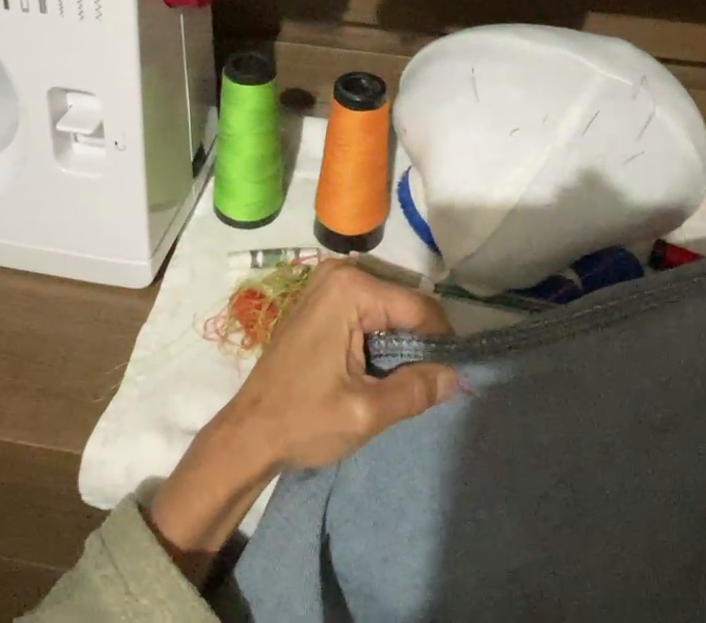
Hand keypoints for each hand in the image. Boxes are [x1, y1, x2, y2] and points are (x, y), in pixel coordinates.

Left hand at [145, 259, 458, 584]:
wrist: (248, 433)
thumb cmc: (302, 420)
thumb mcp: (367, 412)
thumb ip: (417, 390)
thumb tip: (458, 376)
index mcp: (350, 287)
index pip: (421, 308)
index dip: (439, 346)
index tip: (442, 382)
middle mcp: (339, 272)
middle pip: (405, 303)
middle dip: (417, 342)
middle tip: (413, 384)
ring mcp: (327, 282)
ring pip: (390, 308)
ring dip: (398, 342)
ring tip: (391, 380)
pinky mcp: (321, 298)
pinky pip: (369, 310)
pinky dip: (378, 337)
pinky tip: (371, 369)